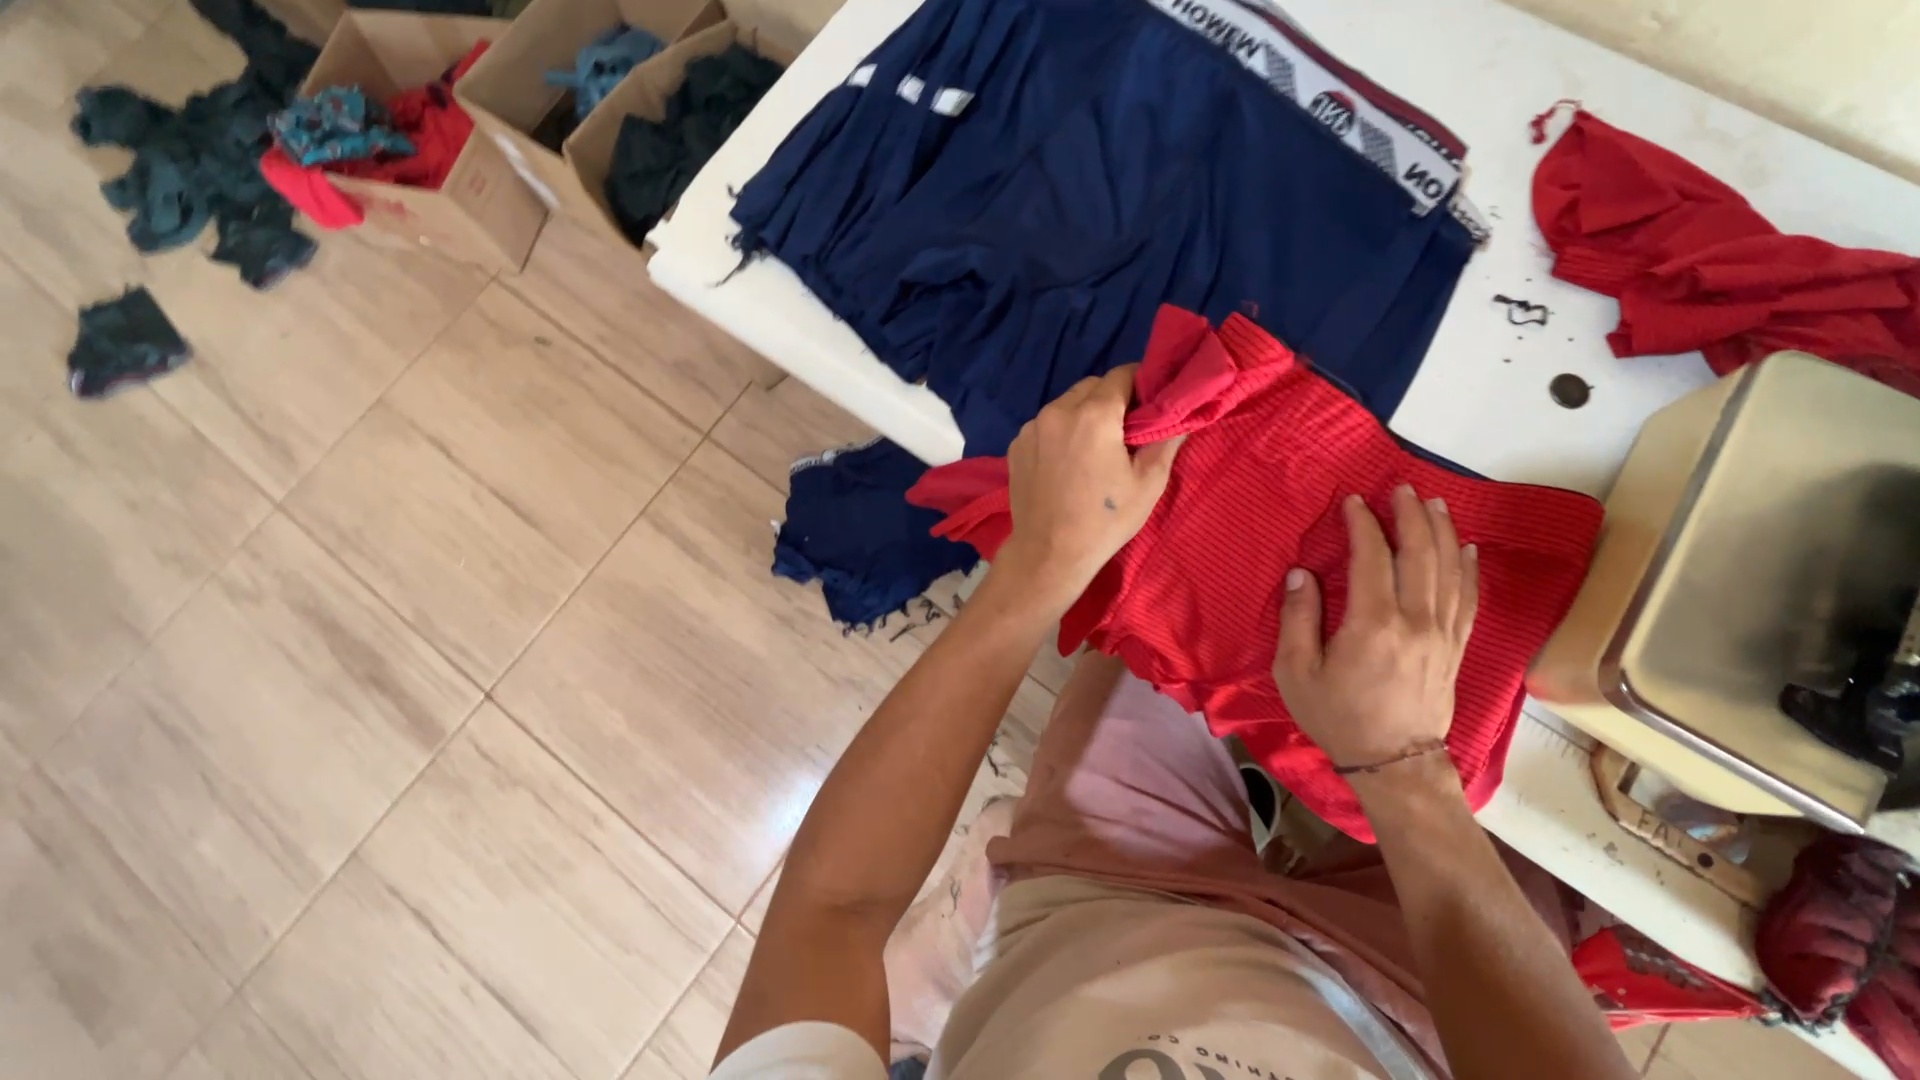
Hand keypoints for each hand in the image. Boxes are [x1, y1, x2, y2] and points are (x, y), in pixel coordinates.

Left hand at [992, 365, 1182, 611]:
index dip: (1139, 385)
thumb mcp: (1148, 483)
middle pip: (1092, 386)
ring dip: (1082, 415)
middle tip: (1123, 432)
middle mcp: (1058, 411)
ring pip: (1066, 404)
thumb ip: (1166, 439)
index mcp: (1095, 415)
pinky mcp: (1016, 445)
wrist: (1048, 554)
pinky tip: (1066, 463)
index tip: (1148, 405)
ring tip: (1093, 450)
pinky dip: (1059, 433)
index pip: (1122, 375)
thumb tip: (1182, 412)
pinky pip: (1045, 425)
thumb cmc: (1105, 521)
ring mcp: (1032, 428)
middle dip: (1110, 400)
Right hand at [1272, 486, 1478, 770]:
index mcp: (1373, 624)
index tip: (1353, 502)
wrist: (1392, 762)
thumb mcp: (1296, 672)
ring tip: (1434, 504)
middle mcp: (1415, 620)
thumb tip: (1301, 574)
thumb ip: (1298, 619)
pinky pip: (1469, 598)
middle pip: (1420, 554)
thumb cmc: (1336, 716)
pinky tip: (1467, 548)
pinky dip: (1468, 568)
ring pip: (1450, 570)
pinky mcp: (1455, 647)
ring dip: (1442, 532)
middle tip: (1400, 488)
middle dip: (1410, 516)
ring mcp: (1442, 633)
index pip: (1372, 558)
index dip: (1363, 524)